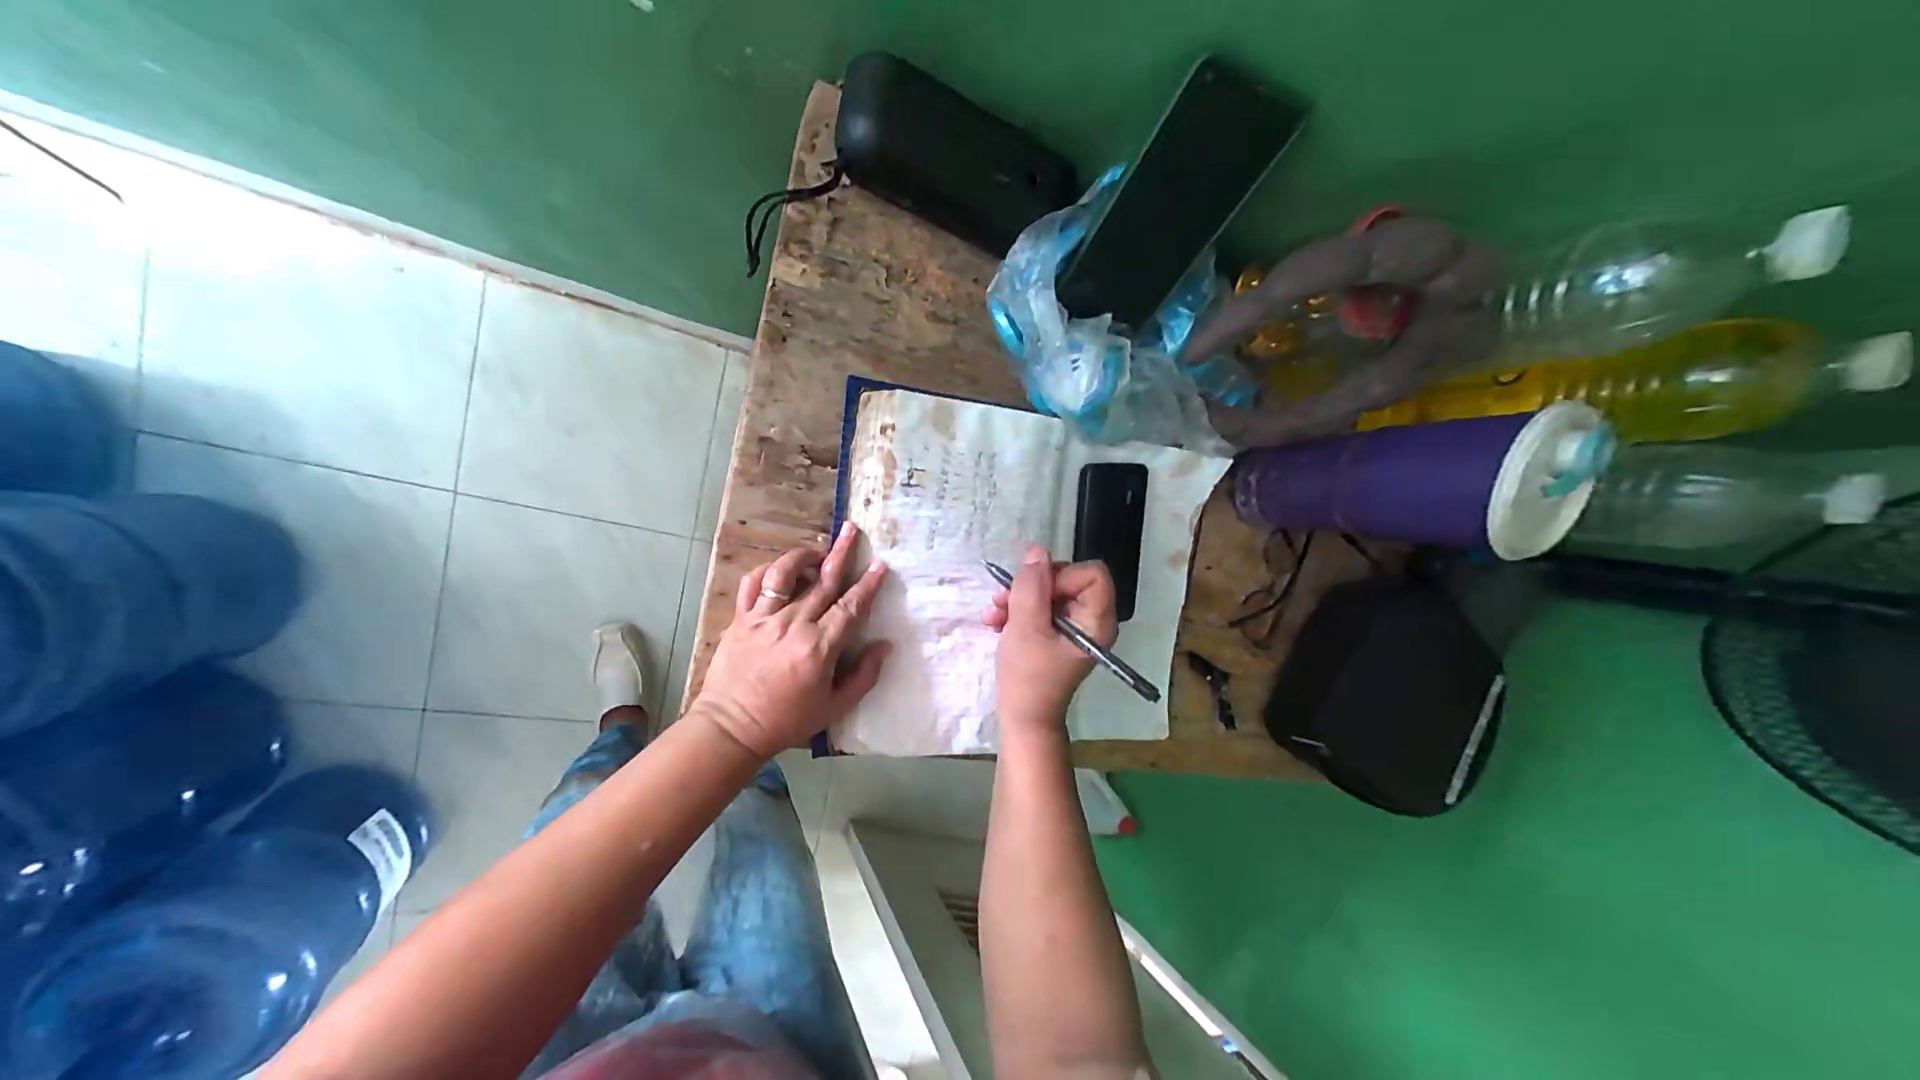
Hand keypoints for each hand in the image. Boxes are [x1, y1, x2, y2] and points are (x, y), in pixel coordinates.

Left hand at [692, 524, 891, 759]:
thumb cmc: (786, 721)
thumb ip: (863, 676)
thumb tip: (884, 646)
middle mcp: (794, 625)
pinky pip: (754, 584)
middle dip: (841, 553)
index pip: (851, 607)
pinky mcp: (742, 619)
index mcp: (820, 647)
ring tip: (817, 549)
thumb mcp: (834, 707)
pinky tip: (780, 569)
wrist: (732, 727)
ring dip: (804, 556)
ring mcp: (764, 619)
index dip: (868, 584)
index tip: (880, 565)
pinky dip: (767, 571)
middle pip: (823, 581)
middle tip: (852, 529)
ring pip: (786, 574)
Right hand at [984, 545, 1117, 729]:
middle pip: (1067, 580)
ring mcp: (1073, 629)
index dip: (1061, 575)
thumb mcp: (1025, 627)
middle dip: (1031, 586)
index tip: (1036, 593)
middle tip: (1004, 598)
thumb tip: (1037, 552)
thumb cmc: (1028, 677)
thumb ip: (1031, 587)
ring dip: (1018, 598)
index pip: (1092, 573)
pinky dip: (1017, 612)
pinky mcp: (1056, 636)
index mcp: (1096, 621)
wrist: (1022, 719)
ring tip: (994, 612)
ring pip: (1049, 593)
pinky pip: (1040, 610)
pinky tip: (995, 621)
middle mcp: (1091, 621)